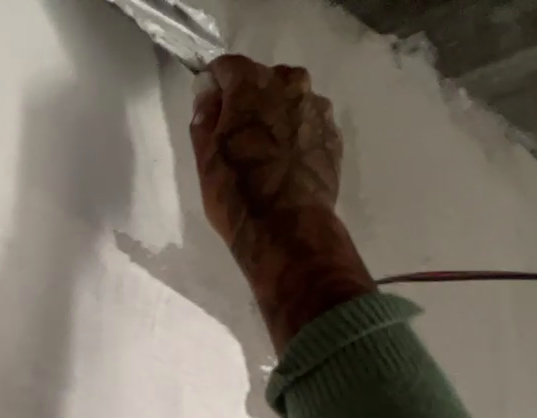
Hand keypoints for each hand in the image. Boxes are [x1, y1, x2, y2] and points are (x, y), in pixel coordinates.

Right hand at [191, 56, 374, 352]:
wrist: (286, 231)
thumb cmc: (236, 194)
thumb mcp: (205, 161)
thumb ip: (204, 121)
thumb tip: (208, 100)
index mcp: (251, 84)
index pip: (227, 68)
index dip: (215, 88)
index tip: (209, 111)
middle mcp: (289, 85)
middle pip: (263, 81)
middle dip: (249, 102)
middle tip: (237, 137)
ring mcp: (317, 109)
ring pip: (290, 102)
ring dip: (276, 118)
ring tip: (264, 154)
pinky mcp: (333, 136)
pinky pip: (308, 126)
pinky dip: (296, 137)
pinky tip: (285, 166)